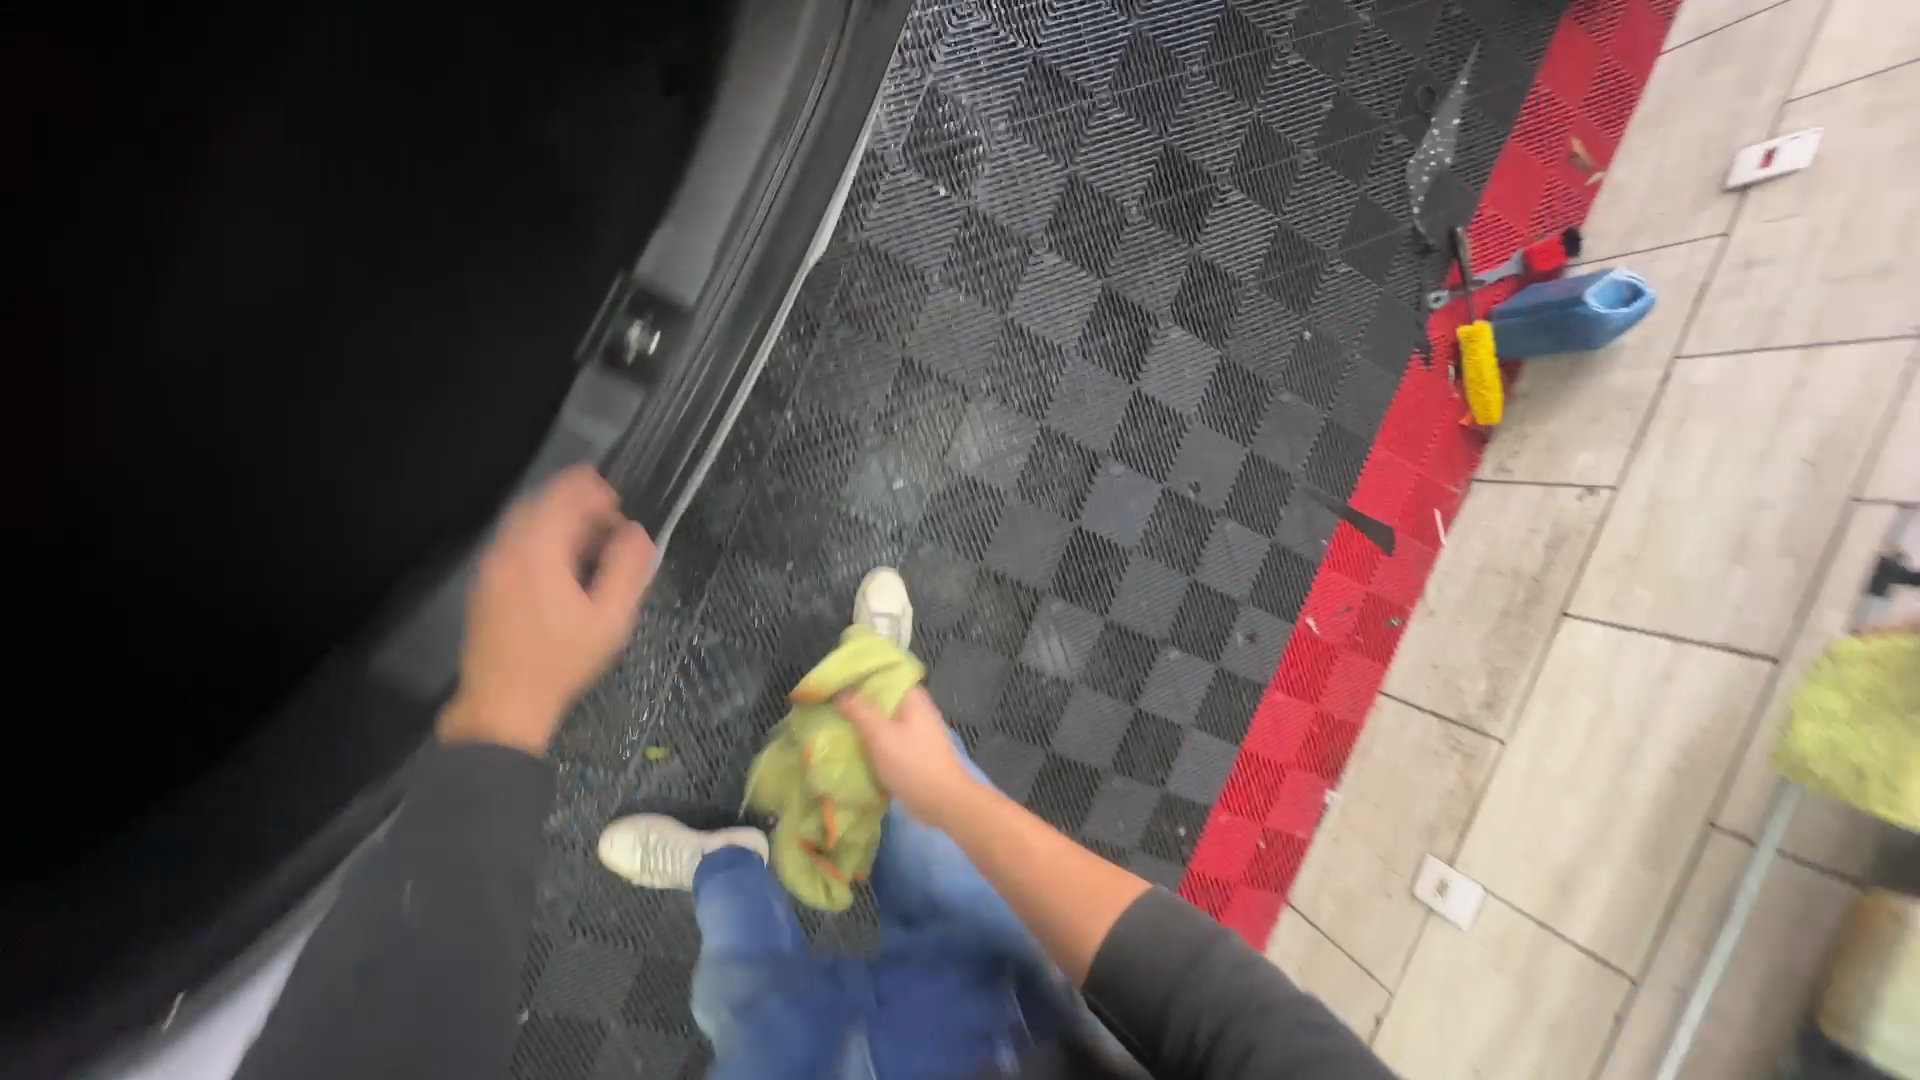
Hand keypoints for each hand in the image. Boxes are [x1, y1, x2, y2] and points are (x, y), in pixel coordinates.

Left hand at [439, 465, 656, 754]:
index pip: (563, 494)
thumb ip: (628, 568)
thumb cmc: (562, 660)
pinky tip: (564, 568)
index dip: (595, 492)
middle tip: (612, 527)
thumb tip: (637, 533)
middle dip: (579, 506)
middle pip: (541, 502)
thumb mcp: (611, 618)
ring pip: (525, 522)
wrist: (503, 703)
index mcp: (537, 551)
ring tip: (592, 547)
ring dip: (561, 523)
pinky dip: (543, 540)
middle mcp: (506, 549)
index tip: (621, 510)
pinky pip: (514, 543)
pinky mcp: (485, 585)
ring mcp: (490, 567)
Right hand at [833, 686, 977, 825]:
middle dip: (856, 700)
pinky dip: (870, 739)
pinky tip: (850, 744)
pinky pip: (886, 737)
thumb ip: (859, 711)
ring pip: (882, 719)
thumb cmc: (912, 764)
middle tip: (827, 702)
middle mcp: (914, 708)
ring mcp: (914, 729)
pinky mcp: (911, 749)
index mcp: (911, 696)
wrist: (942, 801)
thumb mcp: (880, 735)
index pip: (882, 674)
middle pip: (880, 697)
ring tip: (832, 721)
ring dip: (861, 722)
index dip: (858, 674)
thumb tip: (840, 691)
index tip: (832, 679)